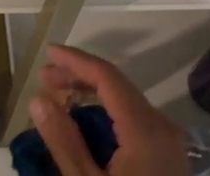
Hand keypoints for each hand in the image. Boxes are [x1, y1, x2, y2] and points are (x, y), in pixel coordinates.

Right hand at [31, 45, 189, 175]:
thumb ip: (64, 141)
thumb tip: (39, 98)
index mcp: (145, 128)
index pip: (107, 76)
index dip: (76, 60)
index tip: (48, 52)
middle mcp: (163, 126)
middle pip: (118, 85)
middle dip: (79, 76)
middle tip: (45, 79)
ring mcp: (170, 142)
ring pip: (127, 102)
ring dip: (92, 94)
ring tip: (60, 99)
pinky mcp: (170, 158)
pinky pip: (136, 120)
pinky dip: (109, 113)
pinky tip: (86, 123)